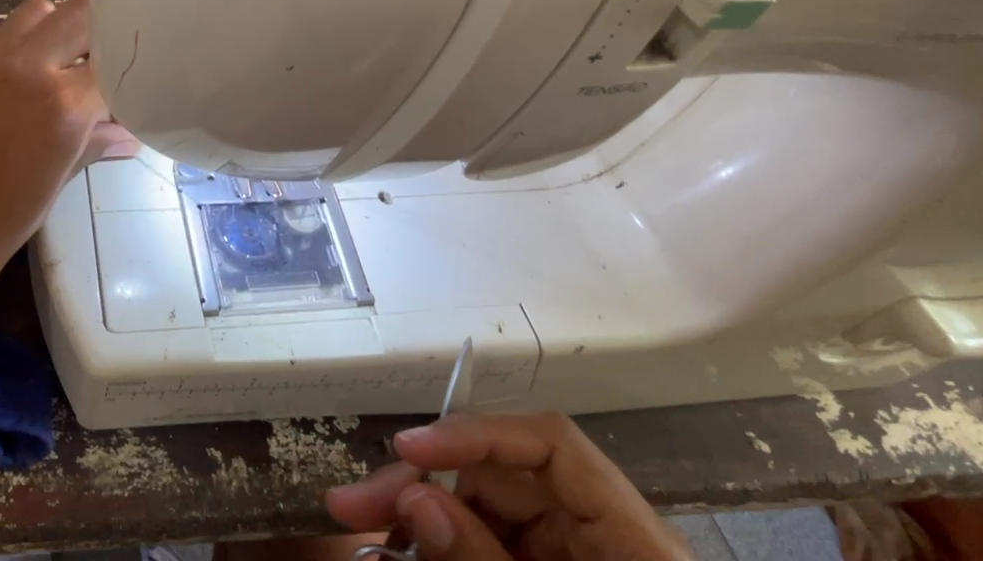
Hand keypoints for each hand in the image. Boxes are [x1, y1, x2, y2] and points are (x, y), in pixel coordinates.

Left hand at [0, 0, 136, 335]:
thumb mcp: (43, 198)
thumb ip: (86, 150)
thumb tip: (125, 135)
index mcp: (57, 106)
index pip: (114, 64)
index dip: (130, 74)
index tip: (137, 88)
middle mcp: (20, 69)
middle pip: (78, 13)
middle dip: (100, 32)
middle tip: (104, 67)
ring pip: (31, 16)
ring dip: (53, 33)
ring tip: (55, 77)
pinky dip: (9, 61)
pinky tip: (0, 105)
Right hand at [325, 412, 690, 560]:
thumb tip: (413, 497)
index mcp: (631, 537)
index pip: (550, 444)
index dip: (475, 434)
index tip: (406, 448)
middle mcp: (597, 532)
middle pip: (498, 476)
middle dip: (420, 484)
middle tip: (352, 506)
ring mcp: (566, 555)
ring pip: (479, 508)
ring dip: (418, 517)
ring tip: (367, 537)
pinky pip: (482, 543)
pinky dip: (438, 547)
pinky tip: (397, 554)